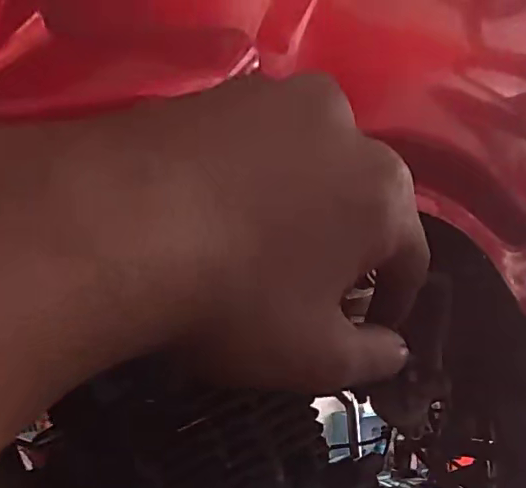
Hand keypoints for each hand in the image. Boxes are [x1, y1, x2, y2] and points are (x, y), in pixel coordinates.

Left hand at [68, 75, 427, 390]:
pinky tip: (227, 223)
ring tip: (270, 257)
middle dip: (352, 256)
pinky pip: (259, 151)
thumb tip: (396, 351)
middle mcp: (344, 127)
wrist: (114, 228)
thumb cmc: (240, 303)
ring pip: (312, 172)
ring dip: (306, 216)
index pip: (412, 258)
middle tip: (321, 298)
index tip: (375, 331)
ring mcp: (275, 97)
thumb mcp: (319, 359)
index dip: (397, 303)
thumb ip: (373, 358)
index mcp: (385, 193)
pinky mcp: (216, 90)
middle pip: (364, 207)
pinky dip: (258, 189)